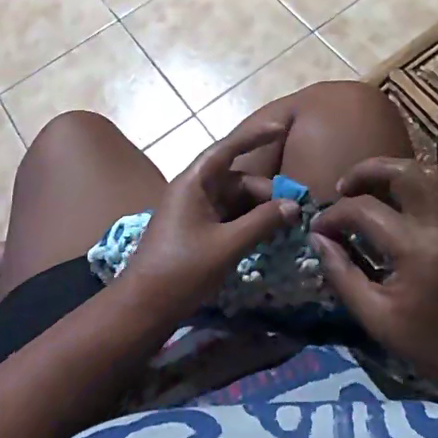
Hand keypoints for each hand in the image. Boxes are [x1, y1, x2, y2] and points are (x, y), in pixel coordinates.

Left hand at [118, 117, 301, 323]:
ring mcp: (194, 211)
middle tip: (294, 212)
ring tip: (285, 226)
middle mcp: (193, 190)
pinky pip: (228, 217)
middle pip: (237, 179)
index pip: (227, 149)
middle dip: (266, 192)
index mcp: (194, 183)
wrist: (143, 307)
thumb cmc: (182, 270)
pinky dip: (248, 223)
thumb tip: (294, 206)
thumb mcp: (227, 245)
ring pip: (235, 200)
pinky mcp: (196, 231)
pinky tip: (267, 236)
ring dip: (259, 209)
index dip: (254, 137)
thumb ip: (262, 222)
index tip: (280, 129)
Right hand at [311, 157, 437, 394]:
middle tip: (341, 188)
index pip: (365, 210)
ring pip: (424, 171)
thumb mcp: (374, 316)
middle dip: (366, 171)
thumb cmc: (427, 342)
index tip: (317, 229)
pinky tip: (391, 199)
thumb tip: (317, 238)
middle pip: (403, 172)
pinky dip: (410, 182)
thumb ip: (341, 273)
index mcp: (416, 249)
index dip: (334, 215)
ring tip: (364, 188)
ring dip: (390, 171)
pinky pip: (437, 186)